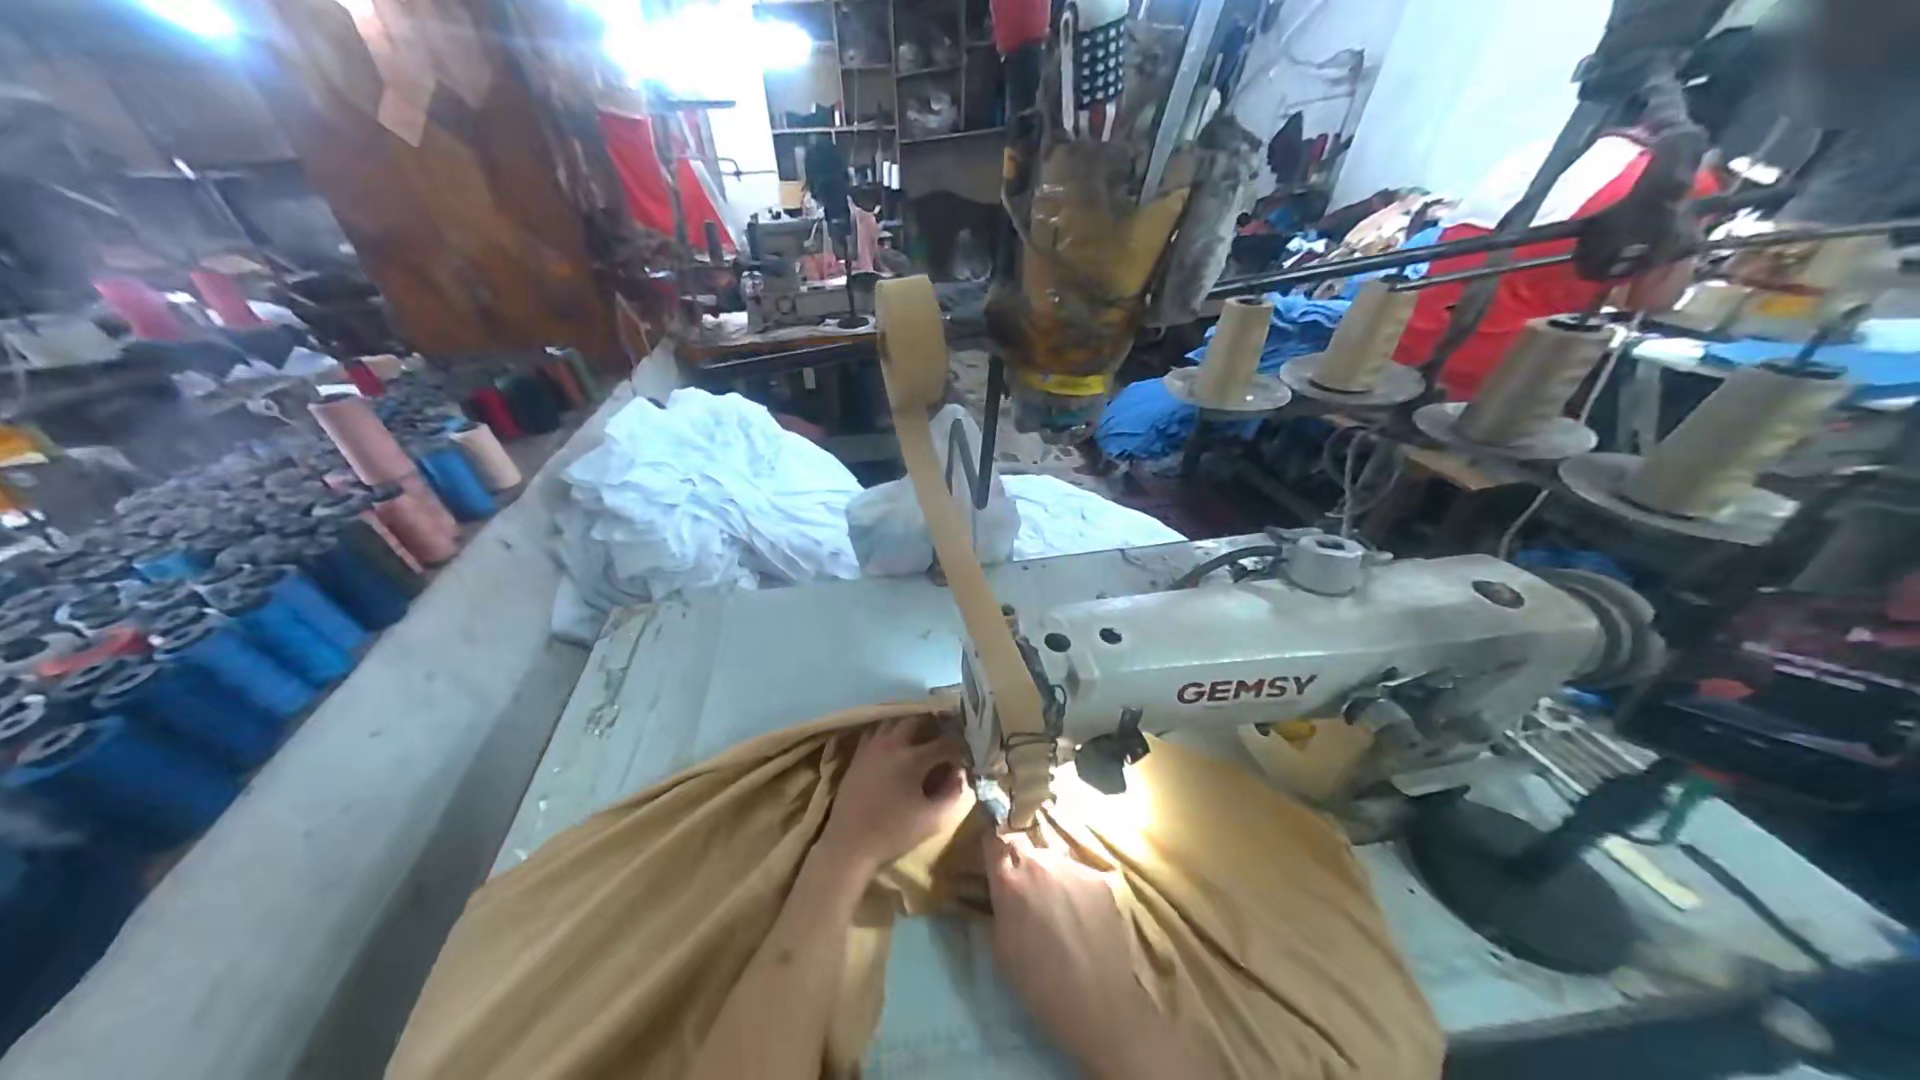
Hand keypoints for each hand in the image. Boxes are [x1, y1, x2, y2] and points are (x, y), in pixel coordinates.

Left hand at [816, 717, 969, 877]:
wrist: (849, 844)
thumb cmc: (893, 833)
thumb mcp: (932, 820)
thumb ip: (953, 794)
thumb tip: (959, 774)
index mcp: (913, 758)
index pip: (945, 742)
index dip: (959, 748)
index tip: (965, 756)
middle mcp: (892, 744)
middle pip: (918, 720)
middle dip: (935, 725)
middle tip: (944, 738)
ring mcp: (872, 746)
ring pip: (894, 721)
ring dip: (910, 725)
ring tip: (921, 737)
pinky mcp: (858, 754)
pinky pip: (876, 731)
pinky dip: (889, 731)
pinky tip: (894, 744)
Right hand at [985, 832, 1193, 1077]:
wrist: (1102, 1007)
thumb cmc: (1041, 986)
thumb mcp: (1002, 948)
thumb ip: (999, 908)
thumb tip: (1001, 892)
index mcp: (1010, 880)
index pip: (994, 840)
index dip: (994, 849)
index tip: (996, 860)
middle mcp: (1042, 862)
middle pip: (1027, 849)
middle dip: (1025, 866)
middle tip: (1031, 895)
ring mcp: (1075, 868)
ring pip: (1057, 861)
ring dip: (1054, 878)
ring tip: (1064, 911)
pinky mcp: (1104, 879)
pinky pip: (1083, 877)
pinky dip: (1080, 891)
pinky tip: (1087, 919)